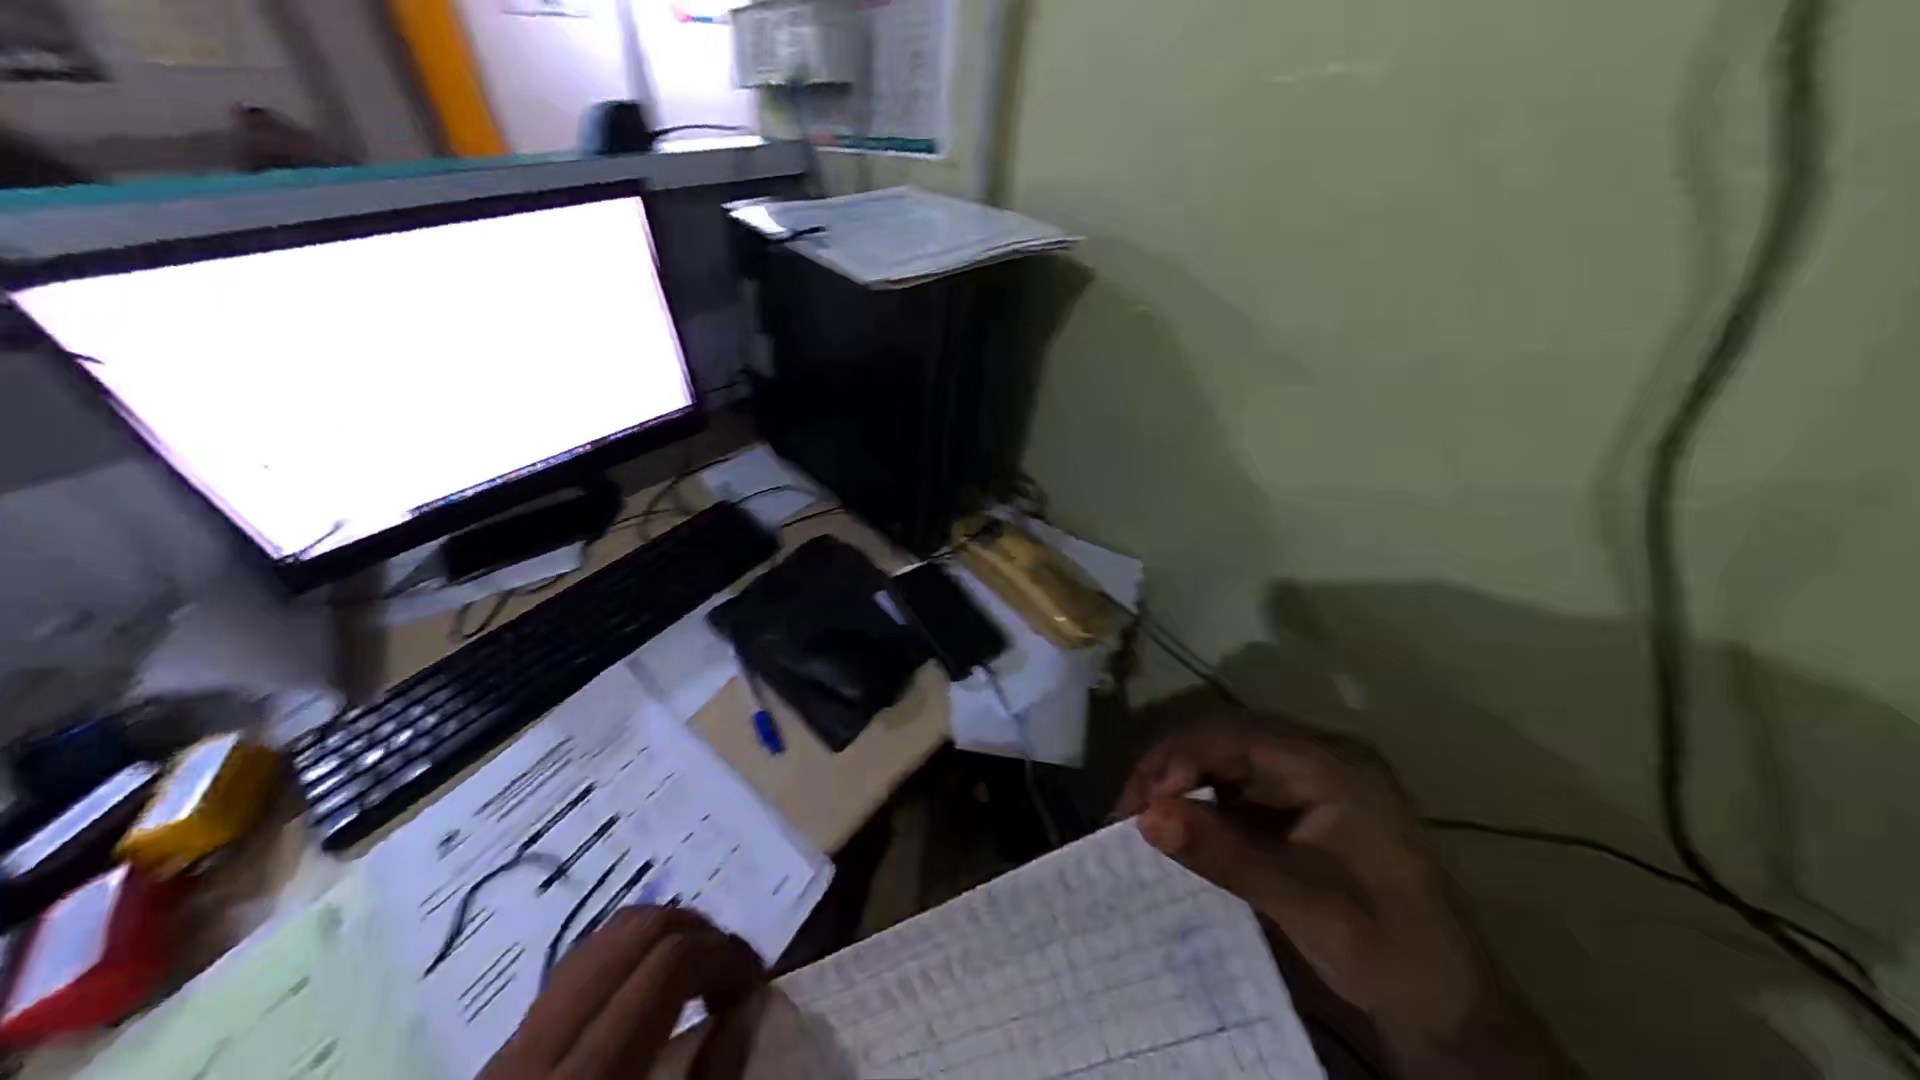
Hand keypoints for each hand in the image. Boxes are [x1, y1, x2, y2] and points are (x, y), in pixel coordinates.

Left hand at [480, 906, 767, 1079]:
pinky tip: (650, 995)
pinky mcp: (505, 1050)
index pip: (670, 962)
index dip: (728, 955)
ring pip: (604, 937)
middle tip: (732, 974)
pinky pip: (579, 968)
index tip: (756, 984)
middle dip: (701, 935)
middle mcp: (541, 1046)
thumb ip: (714, 1077)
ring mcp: (514, 1043)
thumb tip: (743, 1007)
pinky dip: (629, 960)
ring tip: (697, 978)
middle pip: (638, 929)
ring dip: (665, 939)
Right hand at [1116, 720, 1578, 1078]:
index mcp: (1333, 765)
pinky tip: (1178, 830)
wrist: (1449, 1009)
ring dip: (1181, 787)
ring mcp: (1309, 782)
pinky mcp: (1298, 809)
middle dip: (1171, 771)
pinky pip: (1236, 792)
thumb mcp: (1303, 902)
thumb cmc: (1389, 949)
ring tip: (1141, 820)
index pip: (1236, 739)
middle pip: (1226, 744)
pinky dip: (1201, 808)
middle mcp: (1318, 759)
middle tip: (1127, 812)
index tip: (1136, 804)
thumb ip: (1223, 854)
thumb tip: (1145, 815)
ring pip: (1225, 765)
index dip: (1179, 760)